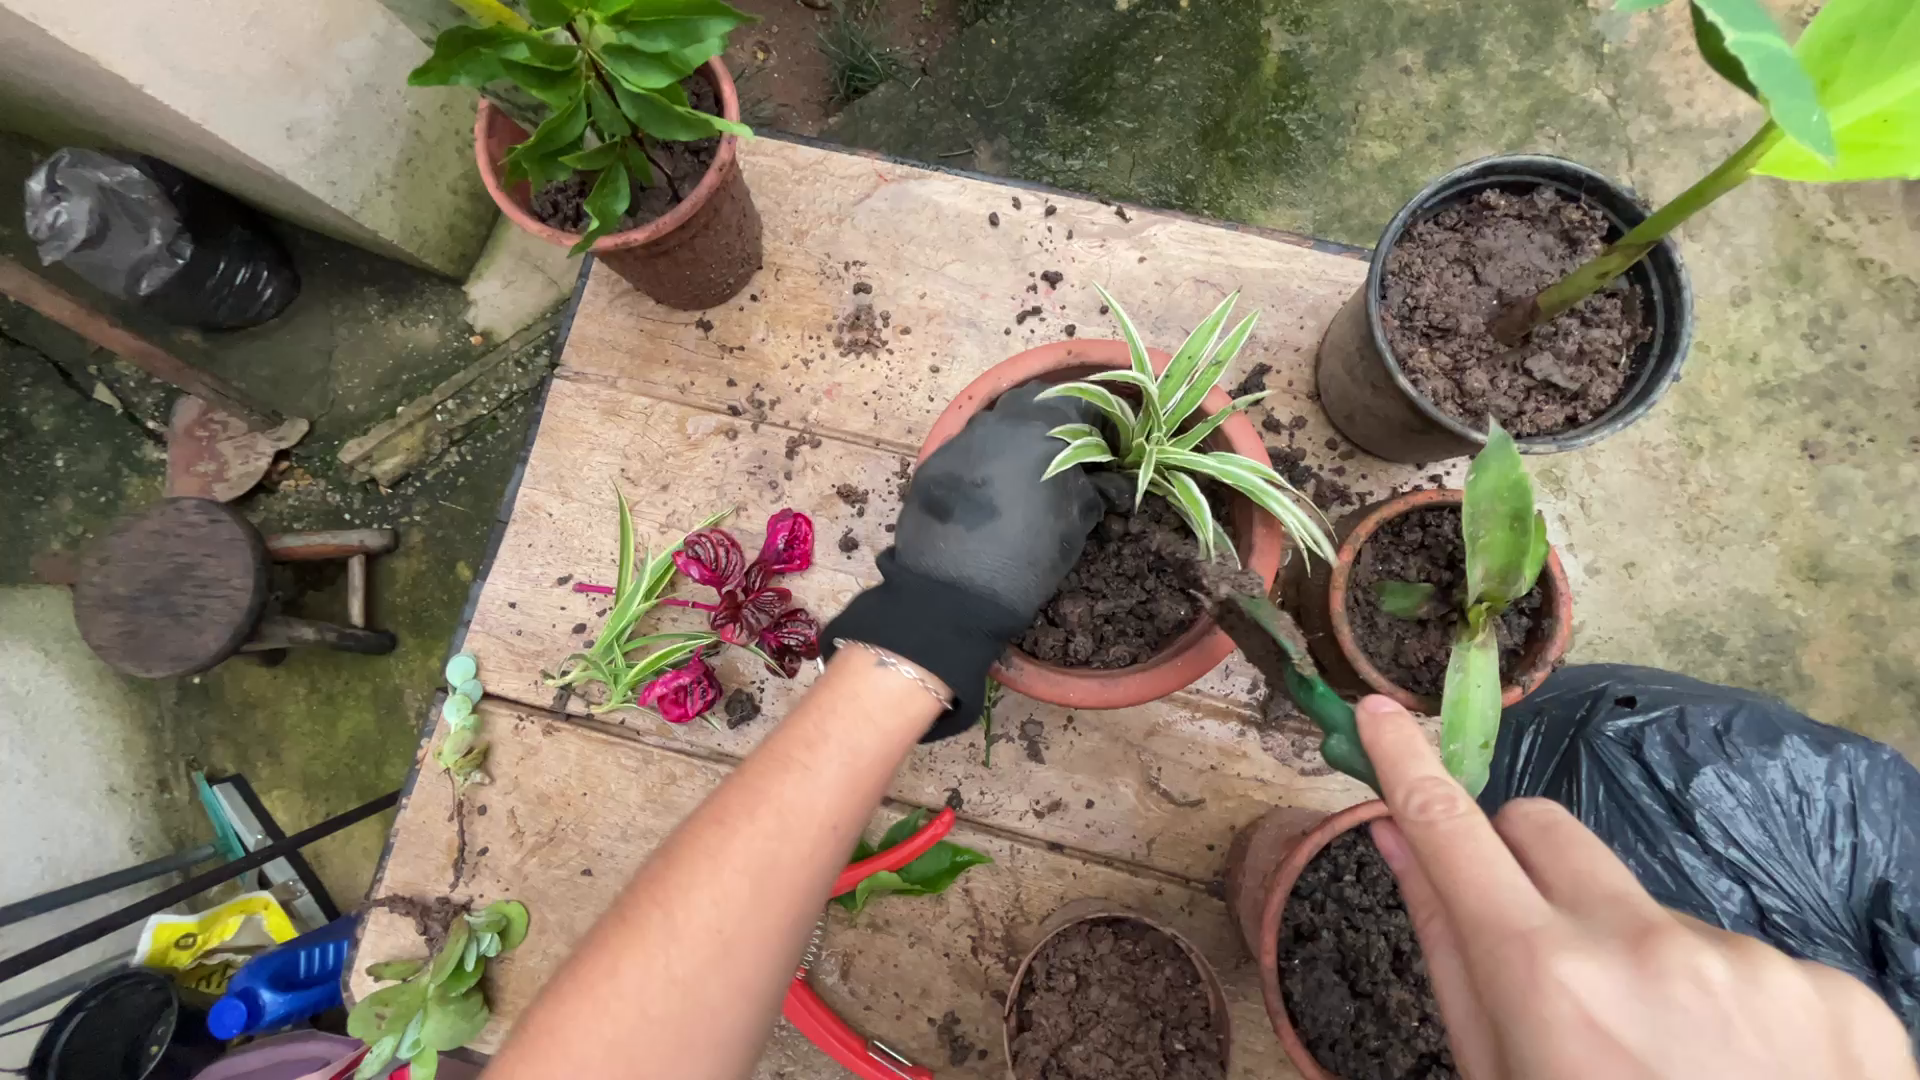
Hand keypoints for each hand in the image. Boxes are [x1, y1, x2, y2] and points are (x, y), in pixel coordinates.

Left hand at [894, 380, 1106, 619]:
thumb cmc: (1029, 555)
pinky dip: (988, 458)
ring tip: (1030, 472)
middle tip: (1069, 455)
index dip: (1104, 424)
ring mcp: (962, 437)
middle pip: (1037, 401)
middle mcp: (1000, 419)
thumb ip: (1098, 489)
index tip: (1109, 450)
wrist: (954, 591)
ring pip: (1000, 421)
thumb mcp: (1077, 522)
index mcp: (1044, 426)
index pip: (1085, 403)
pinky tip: (992, 489)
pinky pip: (971, 446)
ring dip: (1020, 437)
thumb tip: (1111, 480)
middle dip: (1058, 422)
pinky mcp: (934, 460)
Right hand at [1354, 694, 1917, 1079]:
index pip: (1446, 828)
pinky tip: (1743, 1068)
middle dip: (1520, 859)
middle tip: (1539, 944)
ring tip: (1667, 1049)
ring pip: (1639, 900)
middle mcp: (1642, 943)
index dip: (1403, 761)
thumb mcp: (1492, 1066)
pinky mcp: (1840, 990)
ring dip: (1632, 947)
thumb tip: (1391, 834)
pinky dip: (1721, 992)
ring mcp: (1750, 961)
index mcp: (1542, 971)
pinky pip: (1737, 950)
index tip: (1378, 711)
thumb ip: (1444, 940)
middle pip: (1541, 824)